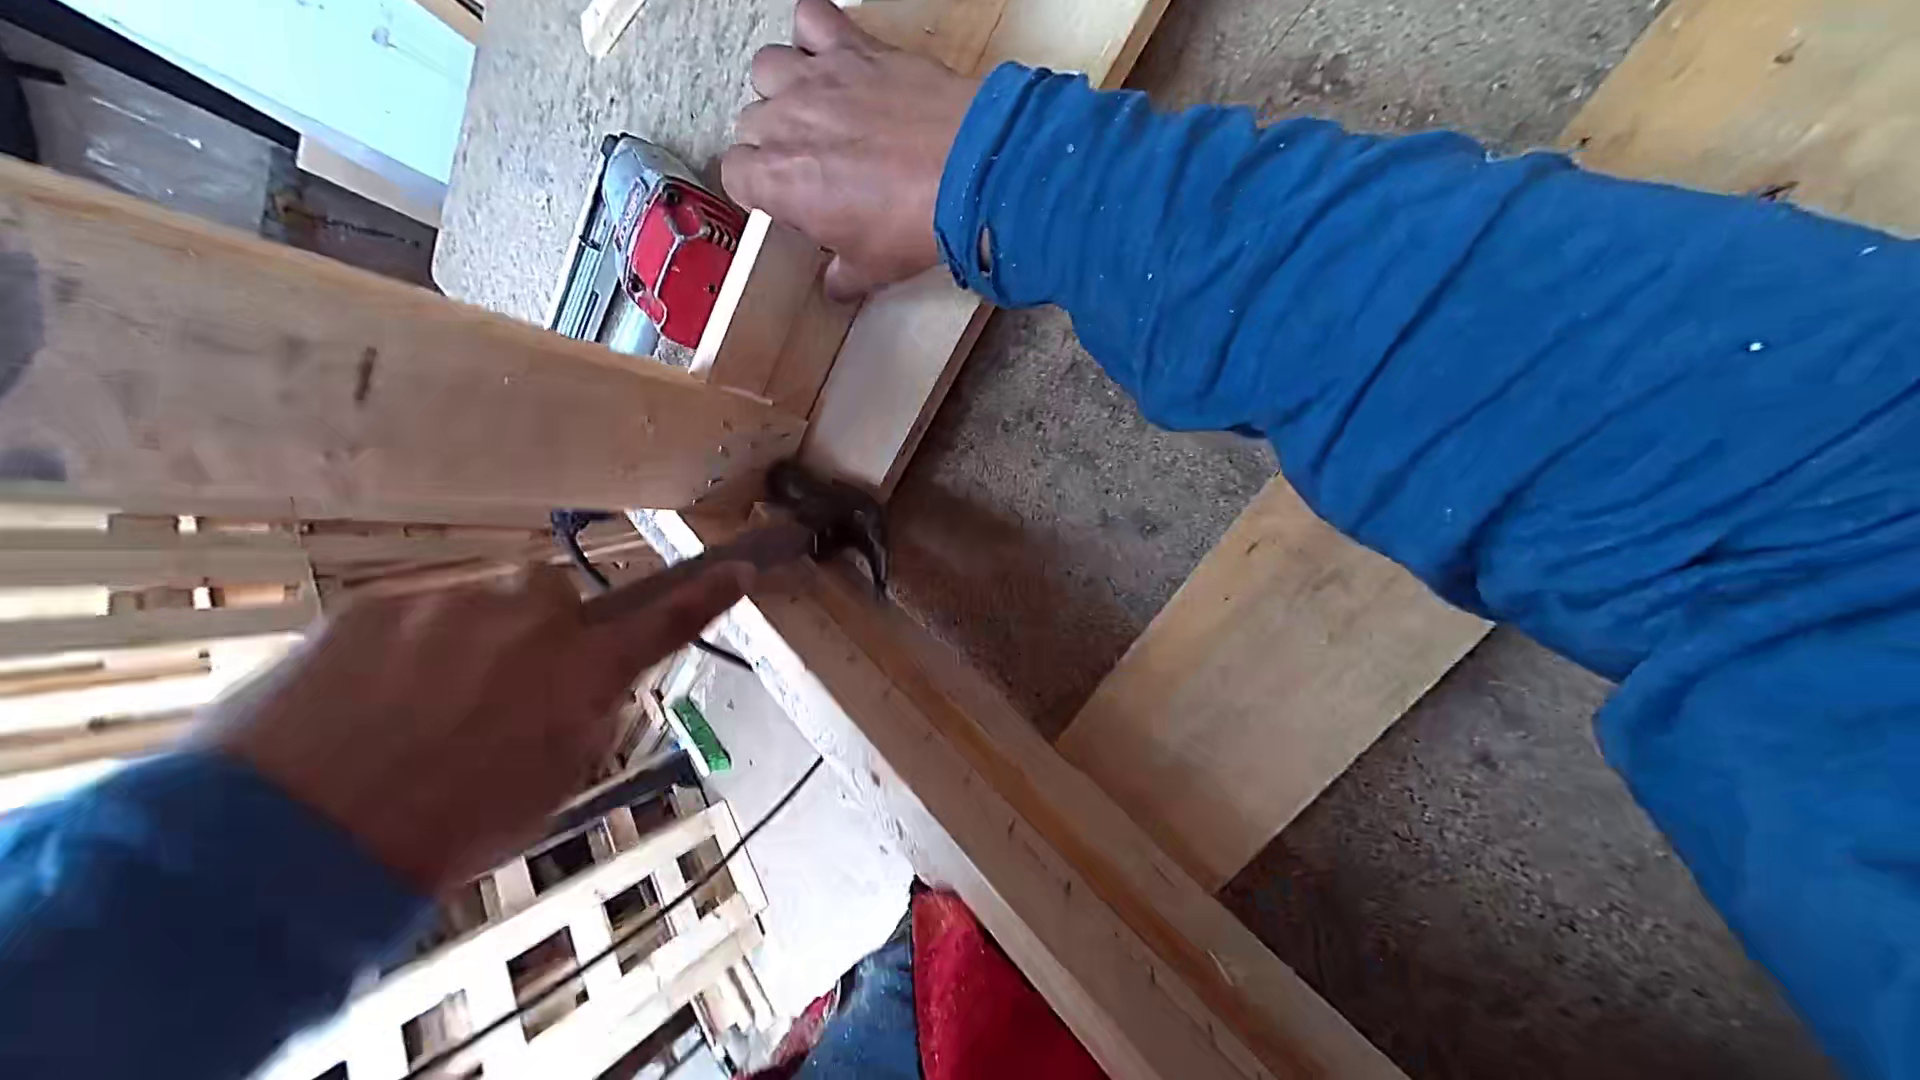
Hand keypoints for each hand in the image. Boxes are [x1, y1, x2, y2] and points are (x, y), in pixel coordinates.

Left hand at [201, 564, 749, 892]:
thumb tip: (594, 683)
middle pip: (553, 597)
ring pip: (483, 603)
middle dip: (541, 628)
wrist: (284, 845)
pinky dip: (411, 644)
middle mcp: (531, 622)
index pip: (666, 622)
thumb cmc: (447, 829)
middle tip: (502, 685)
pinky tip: (370, 698)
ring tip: (416, 704)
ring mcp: (453, 603)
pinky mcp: (380, 602)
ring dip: (472, 638)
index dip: (708, 596)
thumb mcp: (552, 783)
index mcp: (581, 673)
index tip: (742, 568)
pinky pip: (419, 610)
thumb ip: (588, 716)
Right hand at [723, 0, 978, 298]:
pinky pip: (811, 19)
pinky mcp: (854, 49)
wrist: (968, 174)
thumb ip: (843, 276)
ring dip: (782, 92)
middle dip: (772, 146)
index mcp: (781, 180)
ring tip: (814, 117)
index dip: (755, 189)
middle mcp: (787, 120)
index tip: (778, 199)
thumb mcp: (873, 268)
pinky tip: (830, 60)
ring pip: (767, 70)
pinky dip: (813, 35)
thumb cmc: (916, 218)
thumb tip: (837, 284)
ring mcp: (819, 78)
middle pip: (751, 124)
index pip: (734, 175)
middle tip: (808, 169)